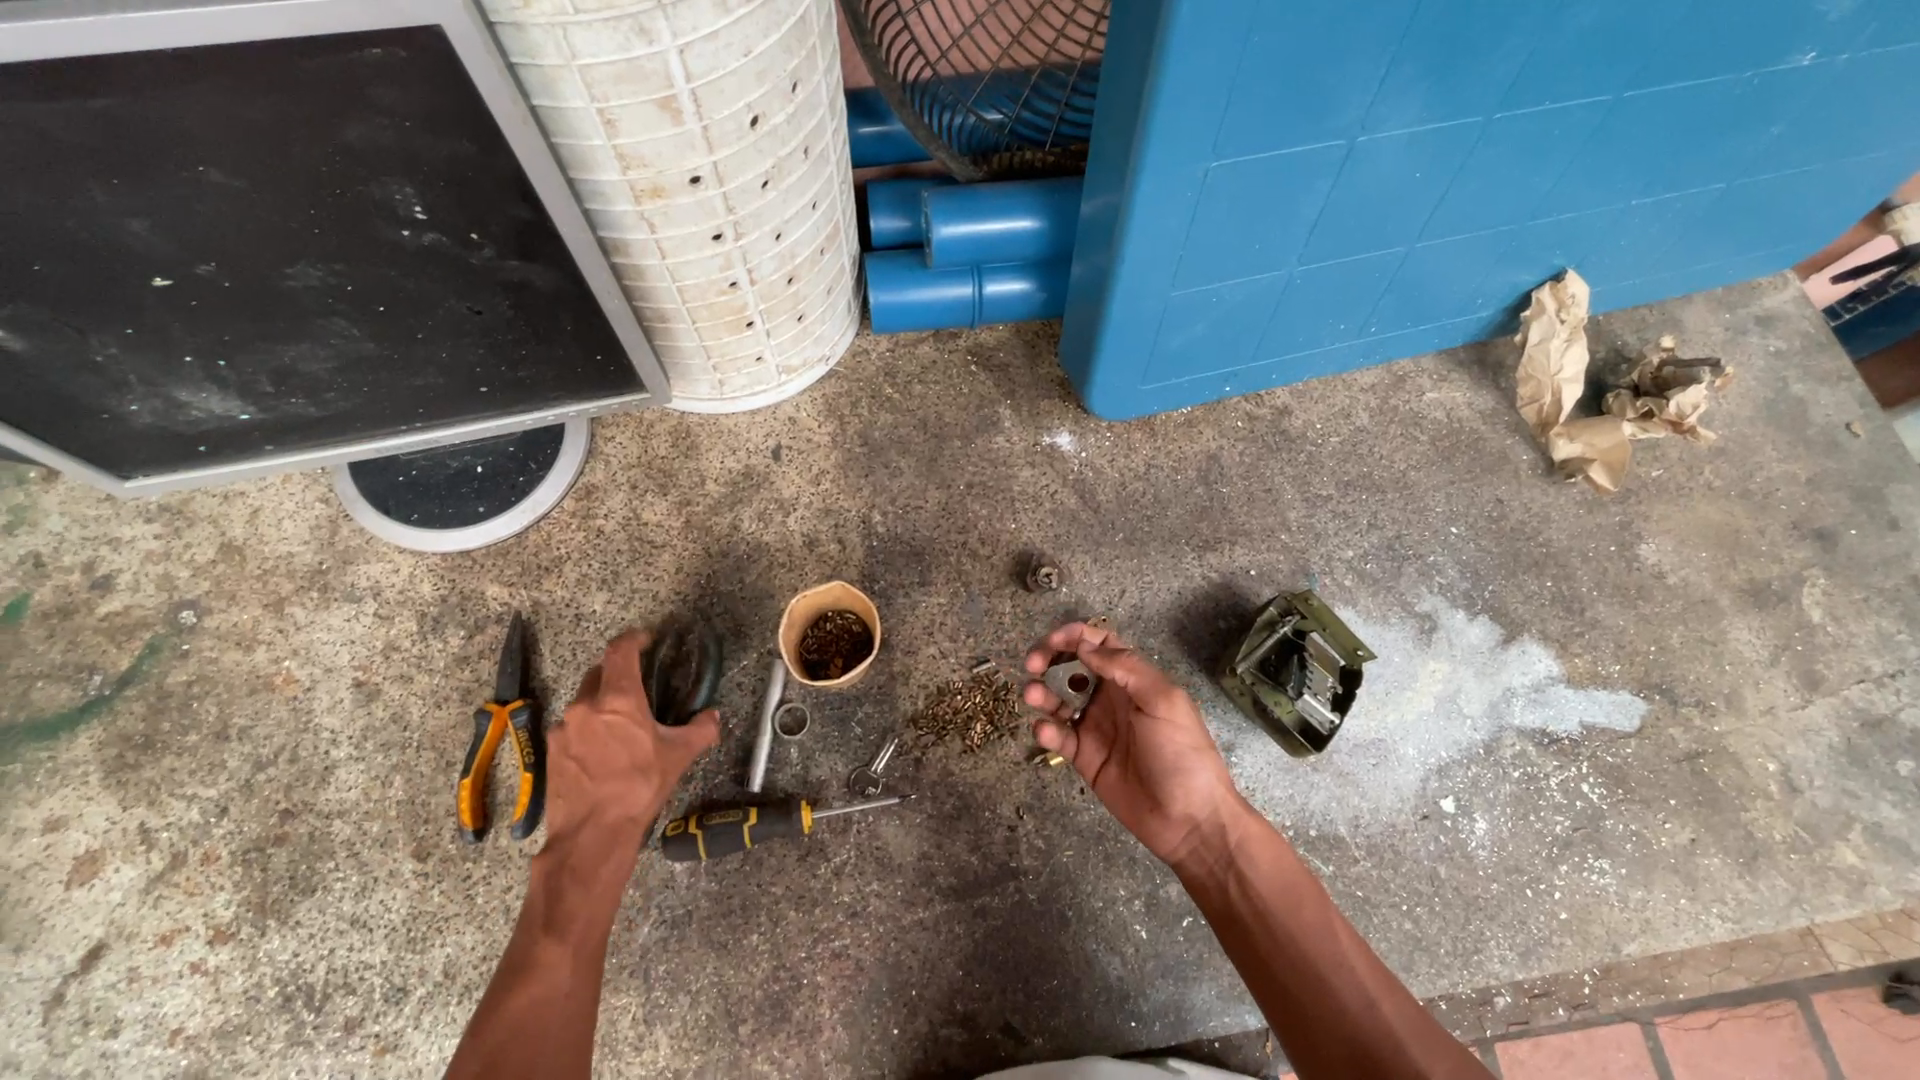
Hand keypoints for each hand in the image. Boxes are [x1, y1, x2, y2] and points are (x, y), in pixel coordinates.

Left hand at [544, 628, 719, 861]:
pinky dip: (587, 728)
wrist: (592, 833)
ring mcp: (563, 728)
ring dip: (602, 704)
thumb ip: (701, 731)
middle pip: (599, 673)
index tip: (646, 639)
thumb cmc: (638, 787)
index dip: (634, 638)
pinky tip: (602, 750)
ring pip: (583, 702)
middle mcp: (585, 706)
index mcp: (618, 699)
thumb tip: (712, 717)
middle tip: (638, 685)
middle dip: (618, 673)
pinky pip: (572, 727)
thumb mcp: (678, 757)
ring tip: (620, 724)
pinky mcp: (550, 750)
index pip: (620, 651)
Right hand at [1024, 622, 1246, 866]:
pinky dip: (1045, 729)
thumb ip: (1125, 668)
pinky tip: (1045, 731)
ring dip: (1041, 692)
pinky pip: (1058, 736)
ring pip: (1059, 700)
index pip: (1101, 644)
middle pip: (1073, 666)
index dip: (1075, 636)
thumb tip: (1085, 646)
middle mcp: (1112, 699)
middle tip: (1032, 664)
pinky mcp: (1084, 758)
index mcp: (1134, 681)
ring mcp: (1096, 728)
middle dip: (1049, 658)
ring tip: (1032, 695)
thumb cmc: (1183, 754)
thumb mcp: (1163, 701)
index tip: (1052, 641)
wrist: (1189, 819)